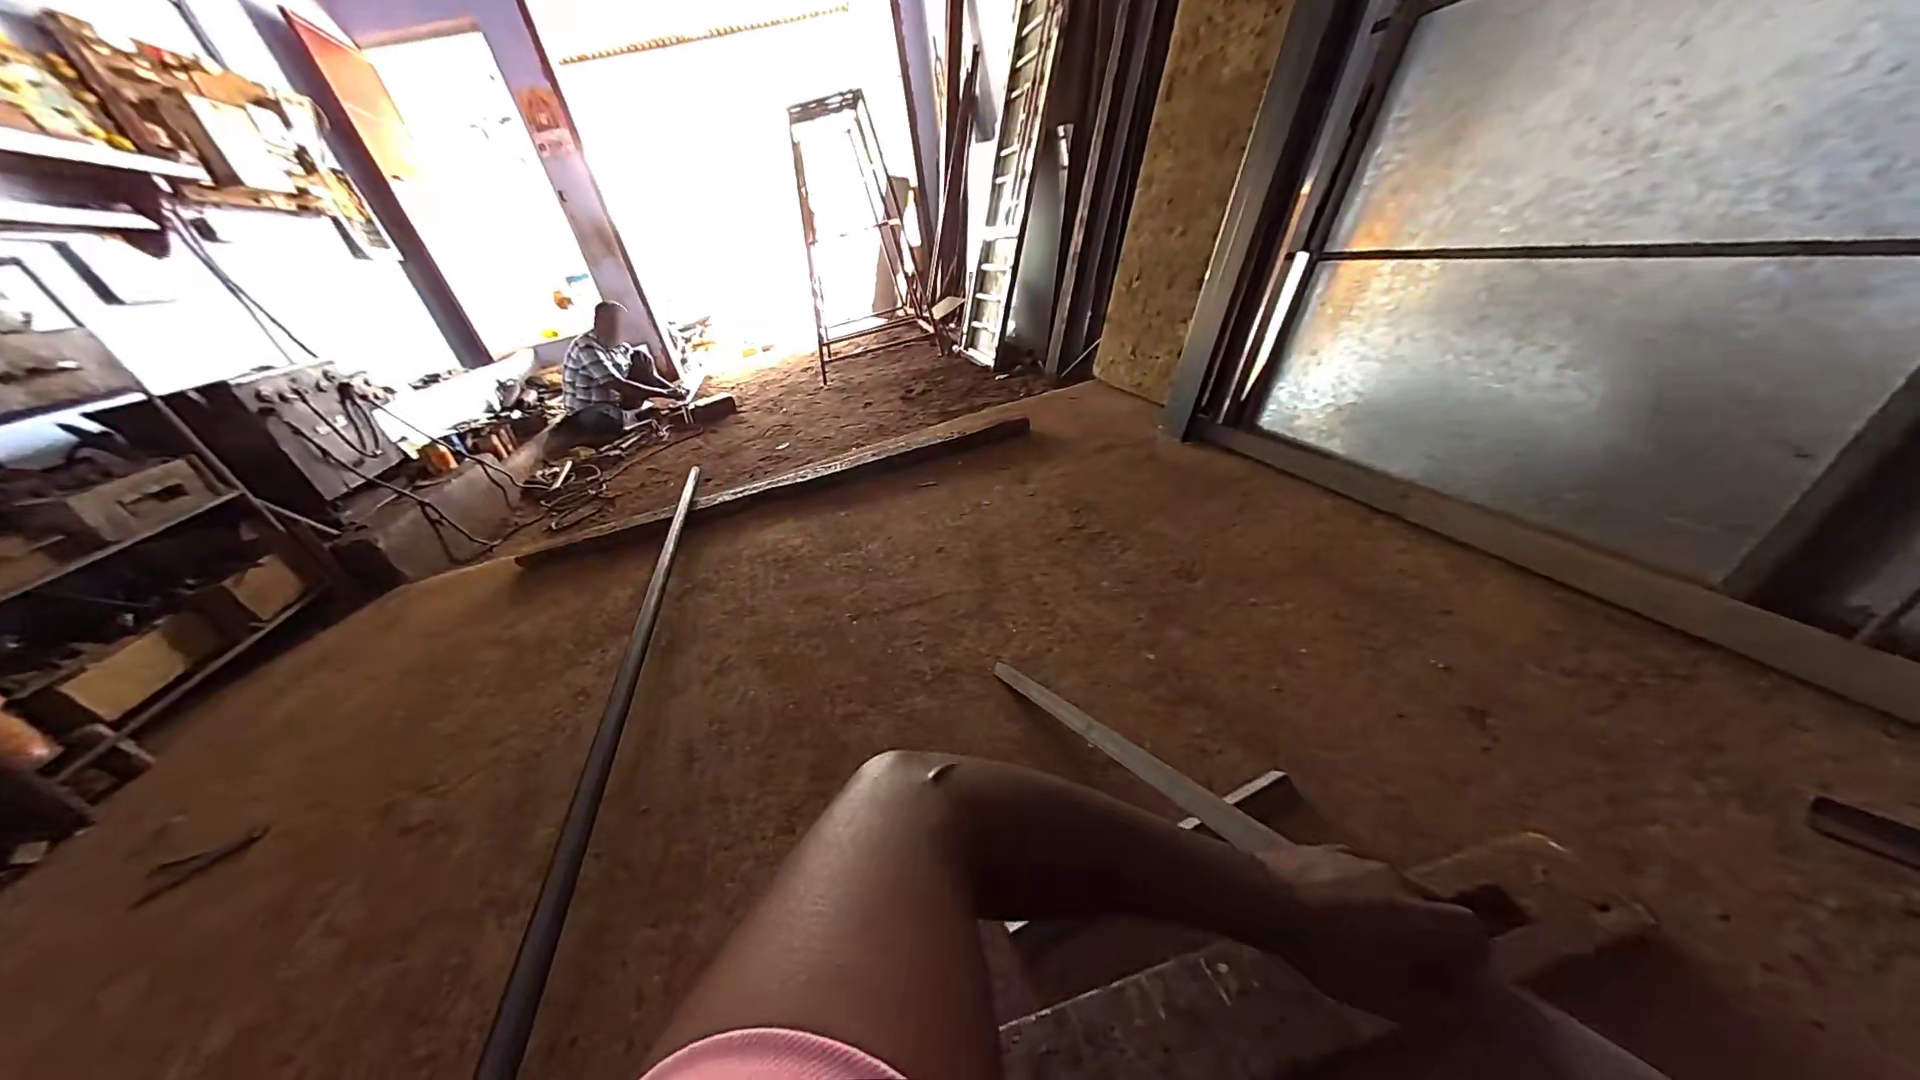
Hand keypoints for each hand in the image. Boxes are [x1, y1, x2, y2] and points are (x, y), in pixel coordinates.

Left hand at [1258, 846, 1488, 1023]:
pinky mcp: (1328, 848)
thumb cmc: (1329, 952)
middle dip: (1426, 933)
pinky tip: (1328, 909)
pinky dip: (1355, 892)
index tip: (1446, 977)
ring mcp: (1361, 857)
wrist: (1265, 896)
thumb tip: (1458, 1003)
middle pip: (1432, 906)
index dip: (1467, 957)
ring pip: (1392, 887)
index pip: (1472, 930)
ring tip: (1357, 935)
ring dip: (1388, 910)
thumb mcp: (1385, 998)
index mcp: (1423, 916)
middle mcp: (1400, 878)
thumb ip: (1432, 1003)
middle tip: (1401, 960)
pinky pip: (1357, 874)